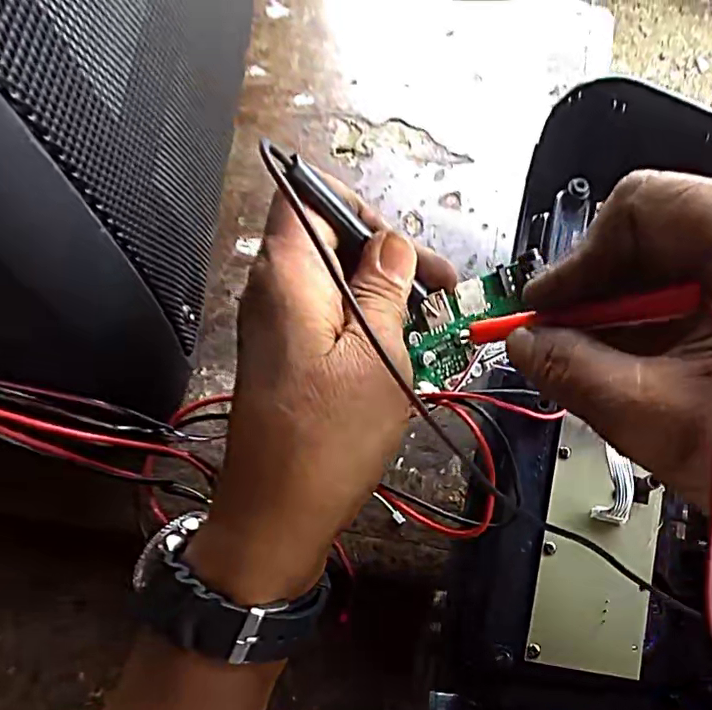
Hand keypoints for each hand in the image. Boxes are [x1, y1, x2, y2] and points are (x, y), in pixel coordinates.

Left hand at [184, 182, 456, 604]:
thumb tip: (392, 242)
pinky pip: (330, 325)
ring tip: (427, 335)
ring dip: (385, 302)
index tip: (411, 253)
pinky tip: (400, 361)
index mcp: (287, 277)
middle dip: (388, 262)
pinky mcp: (288, 362)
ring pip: (336, 288)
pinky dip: (368, 332)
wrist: (282, 512)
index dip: (365, 210)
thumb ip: (384, 289)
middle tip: (439, 298)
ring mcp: (277, 330)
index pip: (309, 194)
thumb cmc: (329, 441)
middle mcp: (272, 293)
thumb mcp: (376, 357)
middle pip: (329, 241)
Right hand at [505, 171, 711, 565]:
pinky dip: (635, 327)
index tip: (545, 306)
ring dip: (610, 314)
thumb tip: (527, 341)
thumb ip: (573, 369)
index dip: (580, 261)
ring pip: (655, 267)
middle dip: (593, 291)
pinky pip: (673, 296)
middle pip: (648, 234)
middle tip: (554, 336)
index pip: (644, 207)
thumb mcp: (650, 413)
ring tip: (581, 358)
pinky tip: (613, 362)